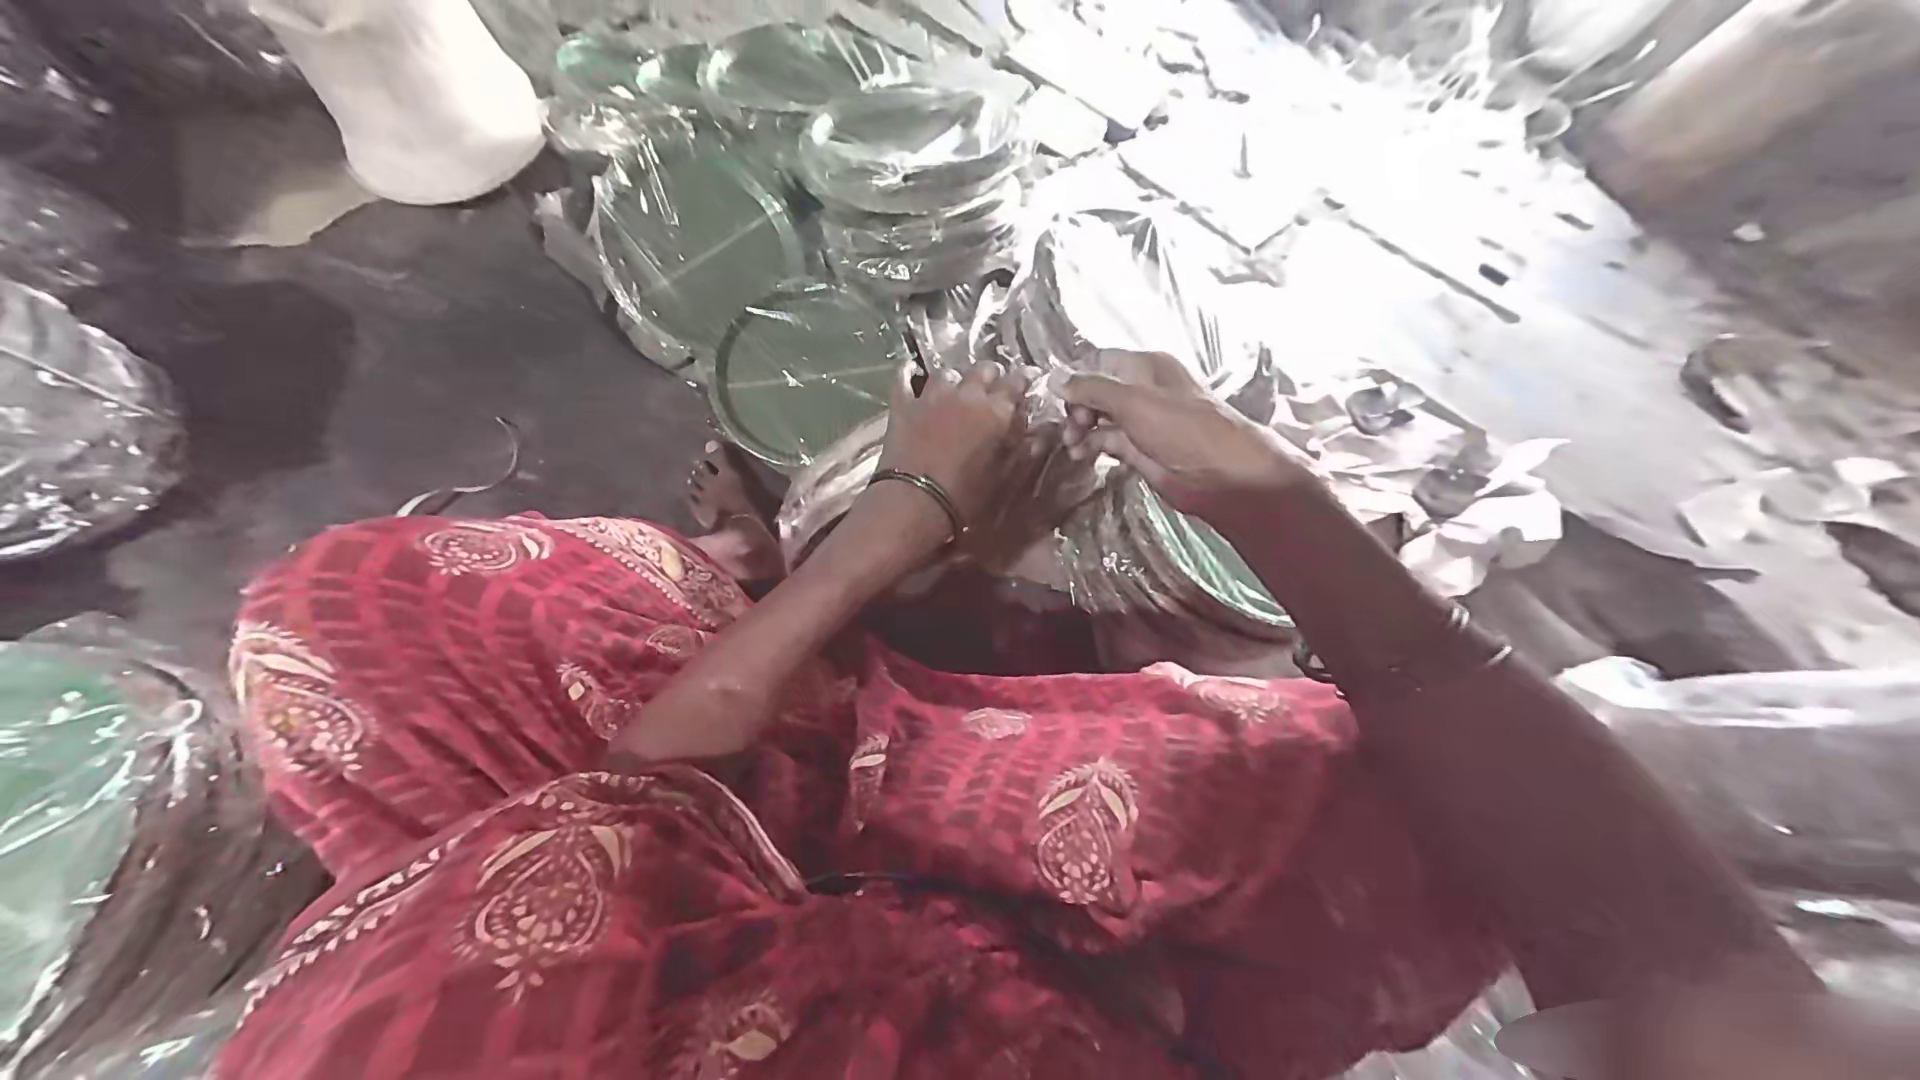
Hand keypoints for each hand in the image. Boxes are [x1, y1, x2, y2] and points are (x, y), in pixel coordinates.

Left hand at [863, 358, 1029, 543]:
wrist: (914, 503)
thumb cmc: (965, 498)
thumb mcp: (1003, 478)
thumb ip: (1021, 450)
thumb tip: (1040, 433)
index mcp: (997, 411)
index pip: (1017, 382)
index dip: (1022, 382)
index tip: (1025, 386)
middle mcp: (967, 394)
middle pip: (983, 370)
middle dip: (990, 377)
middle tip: (991, 389)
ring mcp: (932, 396)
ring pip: (948, 373)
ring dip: (955, 380)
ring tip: (955, 390)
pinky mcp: (903, 406)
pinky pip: (904, 378)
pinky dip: (909, 374)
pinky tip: (911, 373)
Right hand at [1062, 349, 1320, 527]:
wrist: (1221, 473)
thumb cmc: (1182, 427)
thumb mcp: (1133, 400)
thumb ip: (1091, 389)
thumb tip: (1054, 378)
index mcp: (1144, 367)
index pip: (1098, 361)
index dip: (1075, 376)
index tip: (1055, 396)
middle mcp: (1140, 390)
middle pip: (1094, 390)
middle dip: (1075, 405)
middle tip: (1070, 426)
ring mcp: (1139, 421)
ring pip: (1097, 417)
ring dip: (1079, 428)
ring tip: (1071, 444)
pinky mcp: (1138, 448)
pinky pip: (1105, 441)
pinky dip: (1090, 445)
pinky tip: (1080, 454)